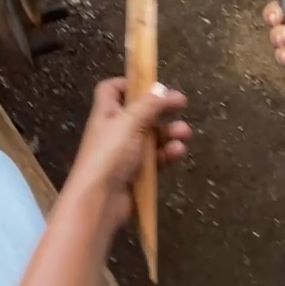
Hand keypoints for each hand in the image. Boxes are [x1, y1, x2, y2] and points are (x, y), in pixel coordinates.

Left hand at [66, 78, 191, 229]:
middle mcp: (114, 129)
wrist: (99, 202)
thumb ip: (148, 104)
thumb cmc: (110, 154)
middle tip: (181, 104)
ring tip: (185, 133)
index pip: (112, 89)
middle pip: (138, 112)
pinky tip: (178, 151)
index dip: (129, 83)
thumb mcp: (130, 122)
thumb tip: (162, 87)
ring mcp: (124, 153)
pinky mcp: (134, 174)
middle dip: (160, 108)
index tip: (151, 84)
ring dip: (168, 132)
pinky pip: (153, 159)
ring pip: (150, 136)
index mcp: (106, 112)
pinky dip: (166, 154)